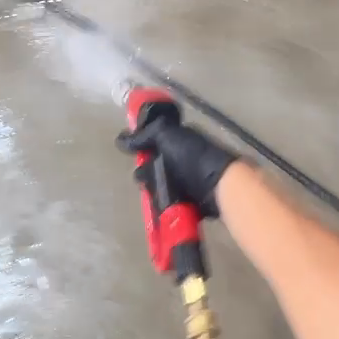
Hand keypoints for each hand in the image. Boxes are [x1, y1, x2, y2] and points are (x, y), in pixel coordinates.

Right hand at [117, 111, 239, 216]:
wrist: (218, 186)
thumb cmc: (192, 156)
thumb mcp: (165, 136)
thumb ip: (144, 135)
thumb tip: (121, 139)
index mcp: (181, 139)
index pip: (155, 142)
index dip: (144, 148)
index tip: (138, 155)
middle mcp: (186, 157)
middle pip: (156, 165)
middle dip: (148, 172)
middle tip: (147, 177)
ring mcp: (190, 179)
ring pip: (161, 184)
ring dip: (155, 189)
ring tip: (155, 191)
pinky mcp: (192, 200)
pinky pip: (171, 201)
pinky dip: (166, 202)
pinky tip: (163, 203)